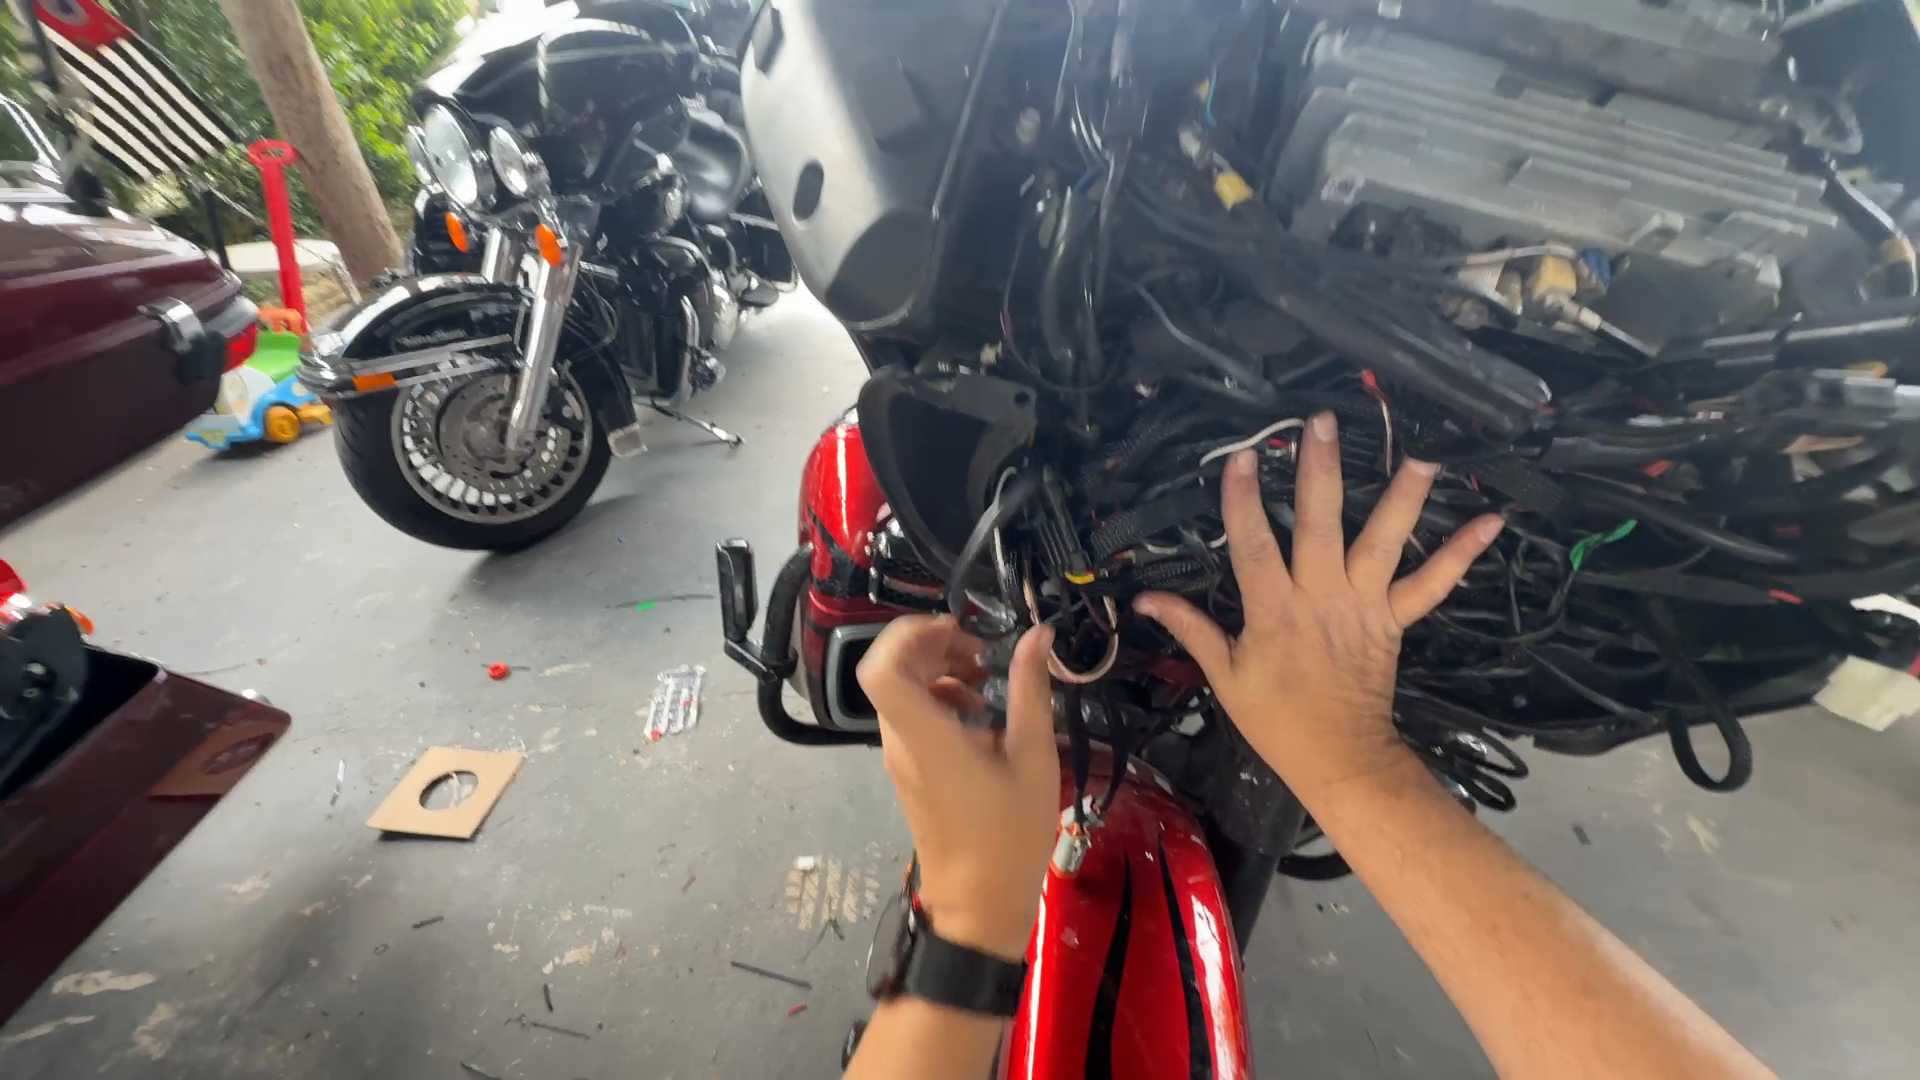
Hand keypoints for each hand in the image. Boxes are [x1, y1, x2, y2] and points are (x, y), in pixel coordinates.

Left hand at [857, 616, 1060, 960]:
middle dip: (934, 644)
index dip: (907, 635)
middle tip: (981, 650)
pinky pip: (912, 713)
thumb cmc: (1009, 834)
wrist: (978, 904)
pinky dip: (940, 697)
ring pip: (901, 689)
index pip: (881, 669)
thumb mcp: (1033, 757)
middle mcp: (901, 739)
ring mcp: (900, 755)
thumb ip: (1030, 690)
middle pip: (891, 669)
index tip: (955, 629)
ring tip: (986, 677)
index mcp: (924, 734)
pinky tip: (980, 710)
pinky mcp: (909, 767)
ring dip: (939, 669)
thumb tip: (1037, 636)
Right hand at [1133, 411, 1503, 799]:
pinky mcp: (1394, 619)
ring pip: (1383, 544)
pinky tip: (1491, 522)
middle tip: (1321, 424)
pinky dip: (1460, 555)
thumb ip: (1189, 627)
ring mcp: (1364, 606)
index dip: (1243, 499)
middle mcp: (1321, 597)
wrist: (1340, 756)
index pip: (1252, 544)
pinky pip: (1431, 585)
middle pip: (1321, 526)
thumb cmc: (1276, 718)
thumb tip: (1144, 598)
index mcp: (1273, 610)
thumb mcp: (1223, 674)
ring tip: (1420, 458)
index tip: (1240, 456)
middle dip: (1319, 472)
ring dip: (1402, 500)